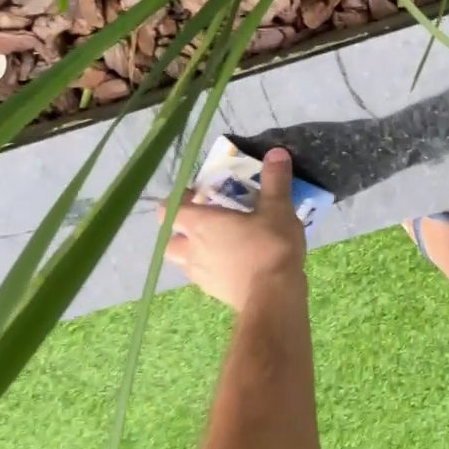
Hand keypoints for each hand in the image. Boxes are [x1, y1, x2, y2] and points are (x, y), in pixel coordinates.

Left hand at [161, 148, 306, 311]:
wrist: (272, 296)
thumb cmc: (269, 246)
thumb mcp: (278, 208)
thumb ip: (275, 180)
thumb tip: (276, 152)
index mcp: (202, 225)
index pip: (170, 211)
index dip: (179, 200)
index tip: (199, 194)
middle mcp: (192, 249)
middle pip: (170, 239)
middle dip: (182, 229)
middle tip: (208, 220)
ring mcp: (200, 274)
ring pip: (184, 260)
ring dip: (195, 250)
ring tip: (221, 242)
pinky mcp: (213, 291)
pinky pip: (203, 275)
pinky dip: (212, 266)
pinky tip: (235, 262)